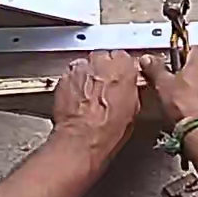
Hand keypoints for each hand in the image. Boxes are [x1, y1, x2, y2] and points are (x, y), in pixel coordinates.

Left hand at [50, 51, 140, 168]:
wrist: (82, 139)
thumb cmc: (108, 128)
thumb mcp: (133, 109)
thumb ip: (130, 89)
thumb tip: (128, 88)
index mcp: (123, 67)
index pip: (124, 57)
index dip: (121, 70)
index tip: (121, 79)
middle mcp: (101, 62)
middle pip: (103, 57)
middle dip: (103, 70)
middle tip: (104, 88)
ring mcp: (80, 68)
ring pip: (86, 65)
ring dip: (88, 75)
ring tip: (89, 95)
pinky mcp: (64, 77)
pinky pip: (71, 75)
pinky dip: (74, 83)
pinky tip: (77, 98)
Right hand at [139, 47, 197, 124]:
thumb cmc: (183, 104)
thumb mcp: (163, 84)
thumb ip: (155, 69)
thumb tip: (147, 59)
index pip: (195, 47)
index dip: (184, 51)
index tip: (174, 57)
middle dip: (190, 65)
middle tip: (176, 72)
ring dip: (196, 80)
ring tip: (181, 88)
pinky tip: (189, 101)